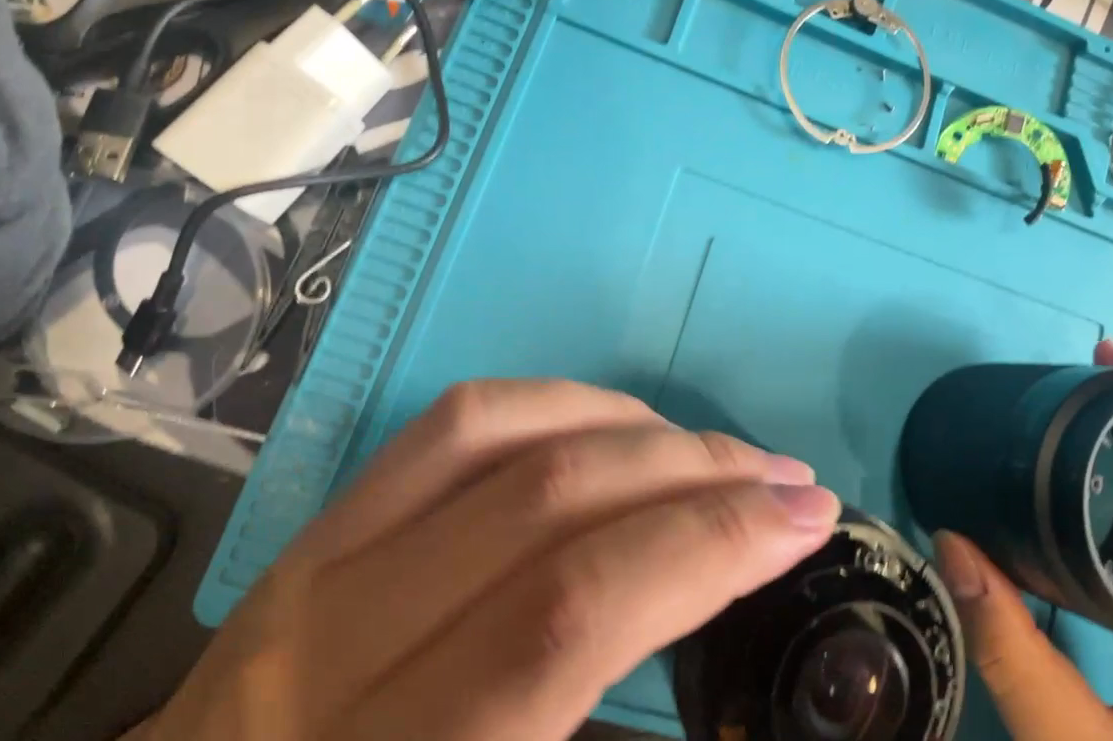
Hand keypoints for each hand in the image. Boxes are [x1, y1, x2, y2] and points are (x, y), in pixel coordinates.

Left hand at [148, 378, 839, 740]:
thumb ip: (609, 720)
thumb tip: (722, 640)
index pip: (569, 614)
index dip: (704, 549)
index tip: (804, 521)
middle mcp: (332, 657)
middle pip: (542, 507)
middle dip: (695, 477)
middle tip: (787, 481)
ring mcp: (308, 575)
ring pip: (493, 437)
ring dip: (632, 429)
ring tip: (716, 454)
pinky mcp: (309, 535)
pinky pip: (445, 428)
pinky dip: (552, 404)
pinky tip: (615, 427)